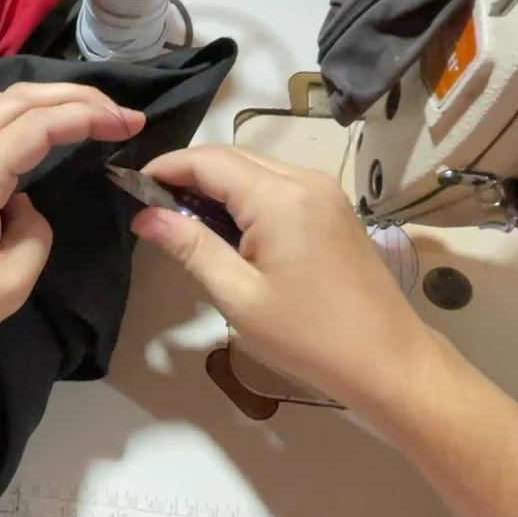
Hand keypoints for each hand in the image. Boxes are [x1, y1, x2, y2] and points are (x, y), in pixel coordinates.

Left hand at [0, 83, 145, 394]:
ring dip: (51, 100)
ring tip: (95, 112)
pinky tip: (54, 128)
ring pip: (2, 106)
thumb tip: (28, 205)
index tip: (130, 123)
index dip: (88, 117)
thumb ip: (36, 231)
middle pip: (18, 100)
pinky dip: (28, 117)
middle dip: (75, 97)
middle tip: (121, 113)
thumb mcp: (11, 282)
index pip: (37, 126)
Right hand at [131, 145, 440, 409]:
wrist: (387, 360)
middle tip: (150, 205)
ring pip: (254, 167)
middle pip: (231, 156)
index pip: (208, 161)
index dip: (165, 167)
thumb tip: (144, 216)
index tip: (130, 187)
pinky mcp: (332, 208)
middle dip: (187, 173)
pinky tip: (226, 225)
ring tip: (182, 218)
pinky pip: (277, 184)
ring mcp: (324, 191)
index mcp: (278, 198)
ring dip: (215, 183)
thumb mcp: (237, 295)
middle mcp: (303, 180)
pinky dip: (243, 194)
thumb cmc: (306, 335)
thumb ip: (190, 247)